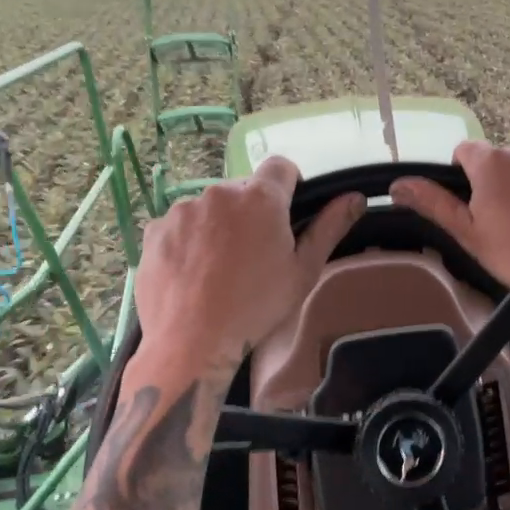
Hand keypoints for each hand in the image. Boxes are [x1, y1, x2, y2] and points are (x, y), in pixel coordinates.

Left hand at [133, 156, 364, 371]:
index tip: (289, 214)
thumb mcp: (303, 271)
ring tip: (221, 269)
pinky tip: (194, 275)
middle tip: (256, 253)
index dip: (290, 185)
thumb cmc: (256, 307)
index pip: (281, 166)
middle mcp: (219, 192)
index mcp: (260, 198)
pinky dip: (190, 241)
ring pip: (211, 207)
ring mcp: (182, 210)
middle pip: (243, 189)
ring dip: (220, 225)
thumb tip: (355, 197)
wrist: (190, 344)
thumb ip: (329, 227)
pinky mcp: (154, 230)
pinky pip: (180, 225)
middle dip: (252, 211)